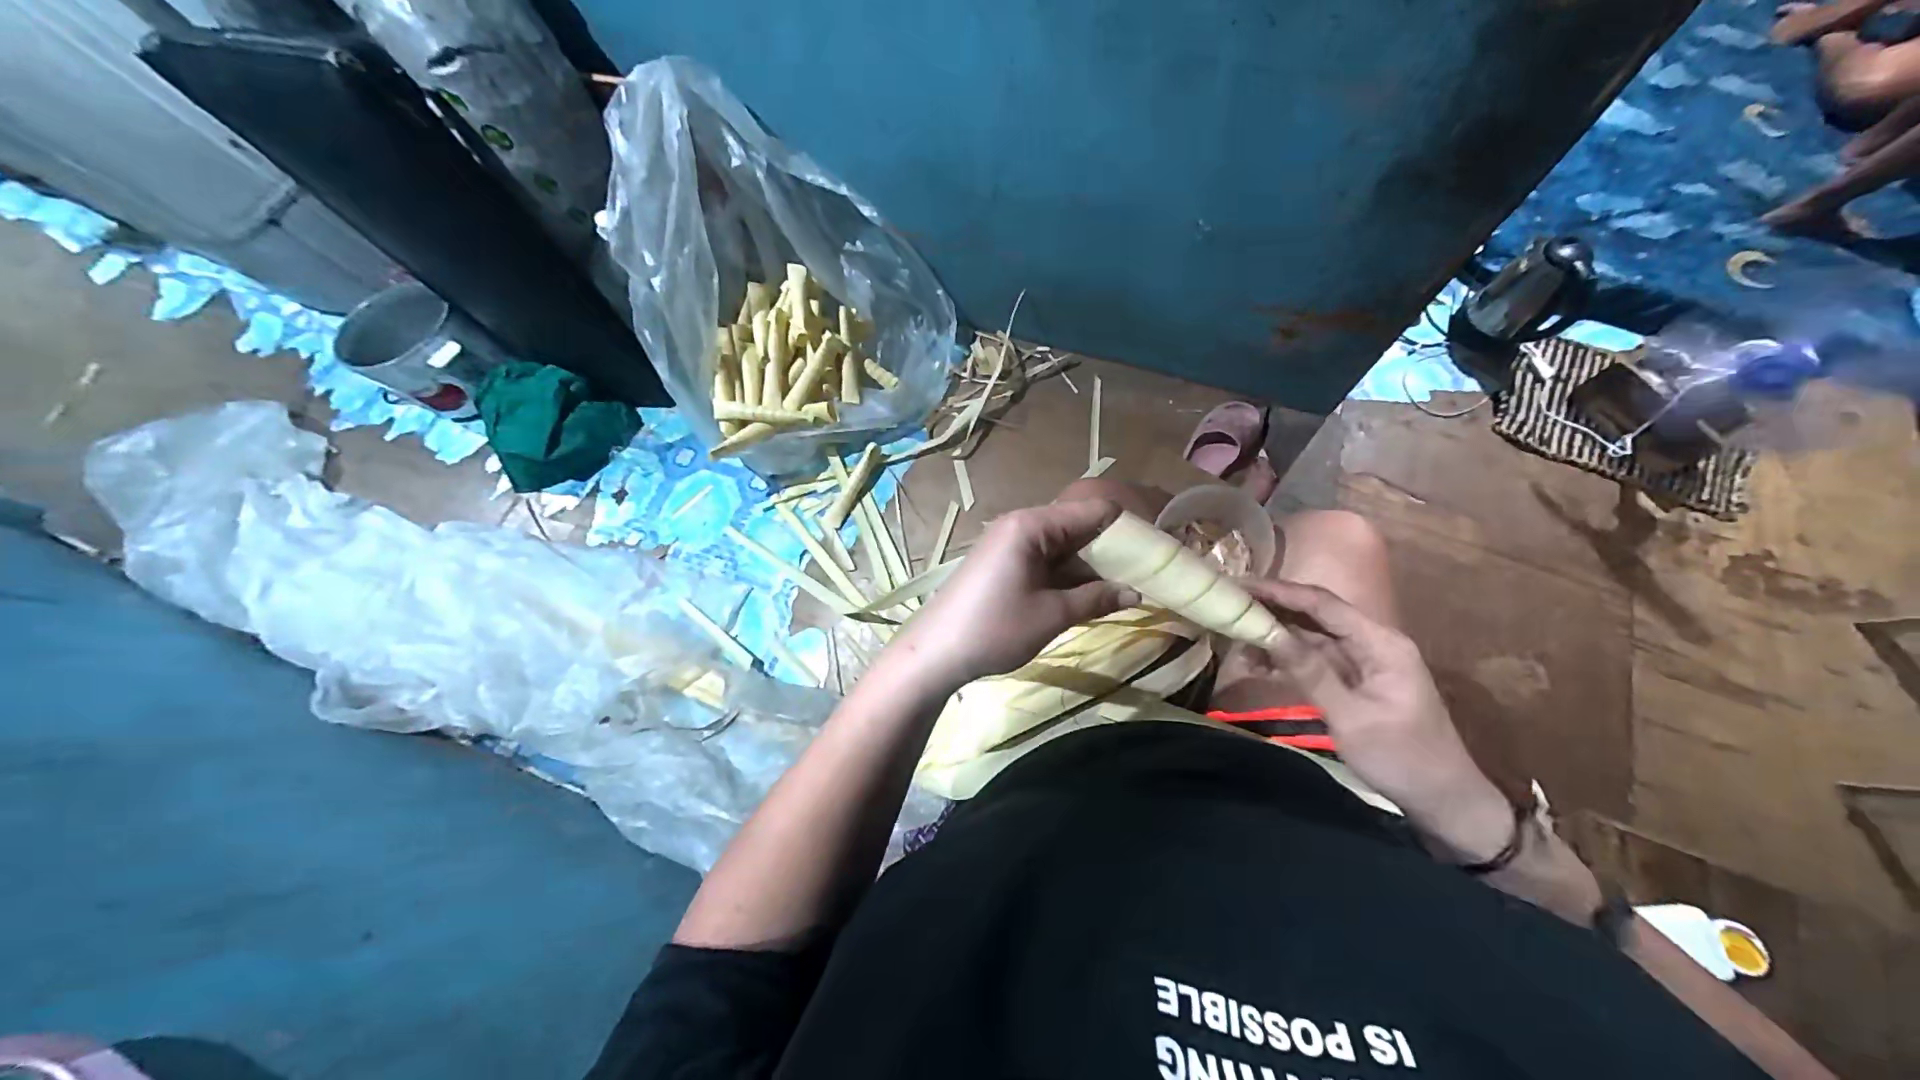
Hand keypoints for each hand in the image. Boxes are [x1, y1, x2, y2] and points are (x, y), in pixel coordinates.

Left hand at [886, 499, 1138, 688]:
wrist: (934, 653)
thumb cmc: (994, 629)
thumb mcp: (1052, 615)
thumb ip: (1096, 598)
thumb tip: (1136, 593)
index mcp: (1032, 526)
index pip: (1094, 511)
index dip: (1128, 528)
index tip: (1156, 552)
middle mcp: (1021, 525)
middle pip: (1079, 525)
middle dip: (1112, 549)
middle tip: (1147, 573)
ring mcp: (1009, 543)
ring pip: (1063, 545)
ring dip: (1091, 564)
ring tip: (1126, 586)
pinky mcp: (1003, 563)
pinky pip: (1045, 558)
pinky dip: (1068, 573)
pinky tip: (1089, 594)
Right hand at [1238, 579, 1514, 862]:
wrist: (1445, 802)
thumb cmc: (1403, 759)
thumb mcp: (1352, 718)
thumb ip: (1311, 672)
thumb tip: (1269, 634)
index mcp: (1381, 643)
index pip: (1323, 604)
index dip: (1279, 591)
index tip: (1239, 585)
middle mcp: (1373, 643)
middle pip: (1315, 614)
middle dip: (1272, 609)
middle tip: (1227, 606)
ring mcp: (1364, 662)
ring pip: (1311, 636)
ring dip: (1275, 635)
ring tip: (1235, 638)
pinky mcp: (1355, 681)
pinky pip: (1315, 659)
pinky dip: (1286, 658)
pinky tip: (1258, 663)